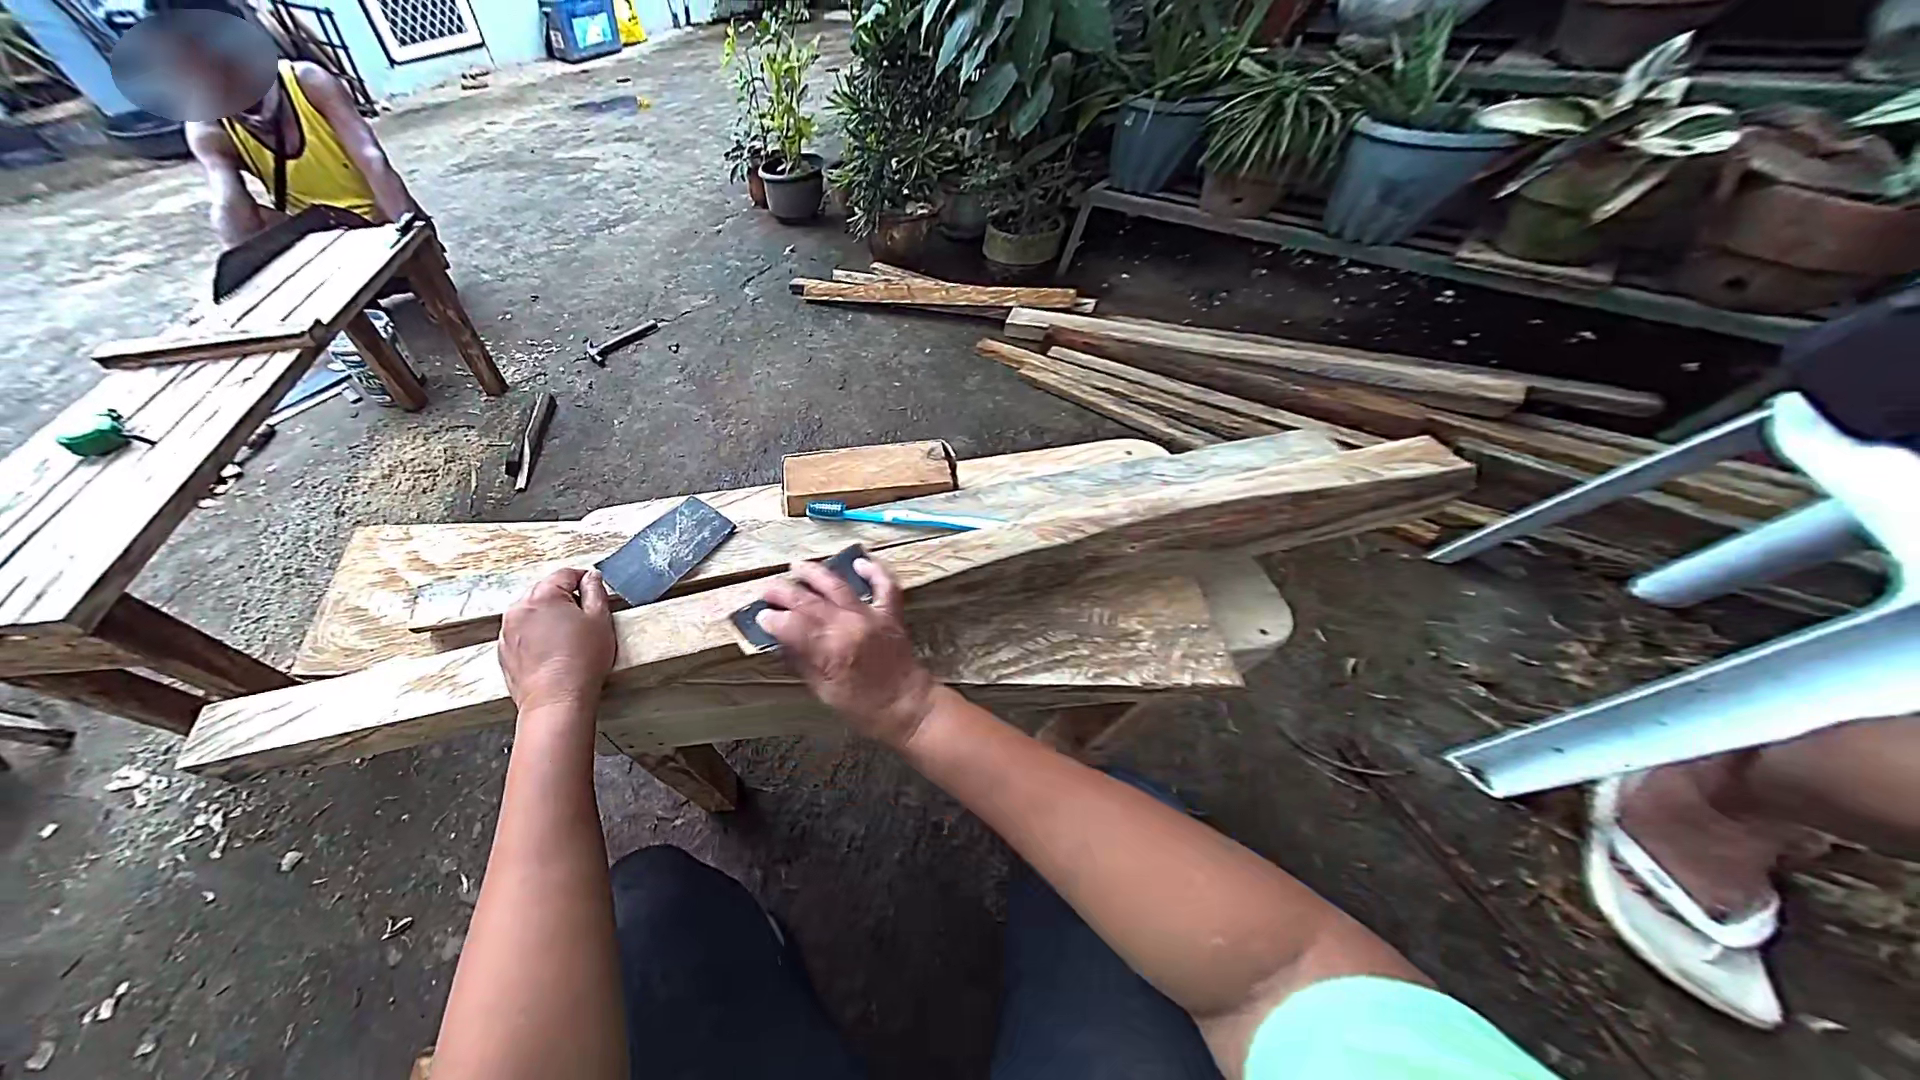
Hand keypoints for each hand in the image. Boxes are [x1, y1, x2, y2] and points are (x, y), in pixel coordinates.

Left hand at [498, 568, 615, 713]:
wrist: (556, 699)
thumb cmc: (581, 661)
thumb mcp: (600, 619)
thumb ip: (596, 591)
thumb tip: (592, 577)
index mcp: (543, 596)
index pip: (565, 574)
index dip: (584, 578)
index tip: (594, 588)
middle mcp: (519, 609)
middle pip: (545, 590)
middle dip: (565, 598)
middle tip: (586, 616)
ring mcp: (508, 630)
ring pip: (533, 611)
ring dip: (550, 616)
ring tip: (570, 636)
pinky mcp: (505, 650)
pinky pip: (524, 631)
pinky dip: (538, 634)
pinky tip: (556, 650)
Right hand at [757, 557, 937, 748]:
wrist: (906, 705)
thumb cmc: (863, 706)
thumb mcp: (822, 691)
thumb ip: (802, 661)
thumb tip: (781, 641)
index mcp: (830, 649)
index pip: (791, 625)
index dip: (772, 619)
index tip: (761, 616)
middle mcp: (849, 625)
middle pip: (809, 601)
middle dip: (784, 593)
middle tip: (768, 590)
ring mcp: (871, 615)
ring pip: (839, 585)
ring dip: (816, 573)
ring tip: (798, 566)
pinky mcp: (890, 612)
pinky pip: (884, 584)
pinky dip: (873, 570)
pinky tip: (859, 562)